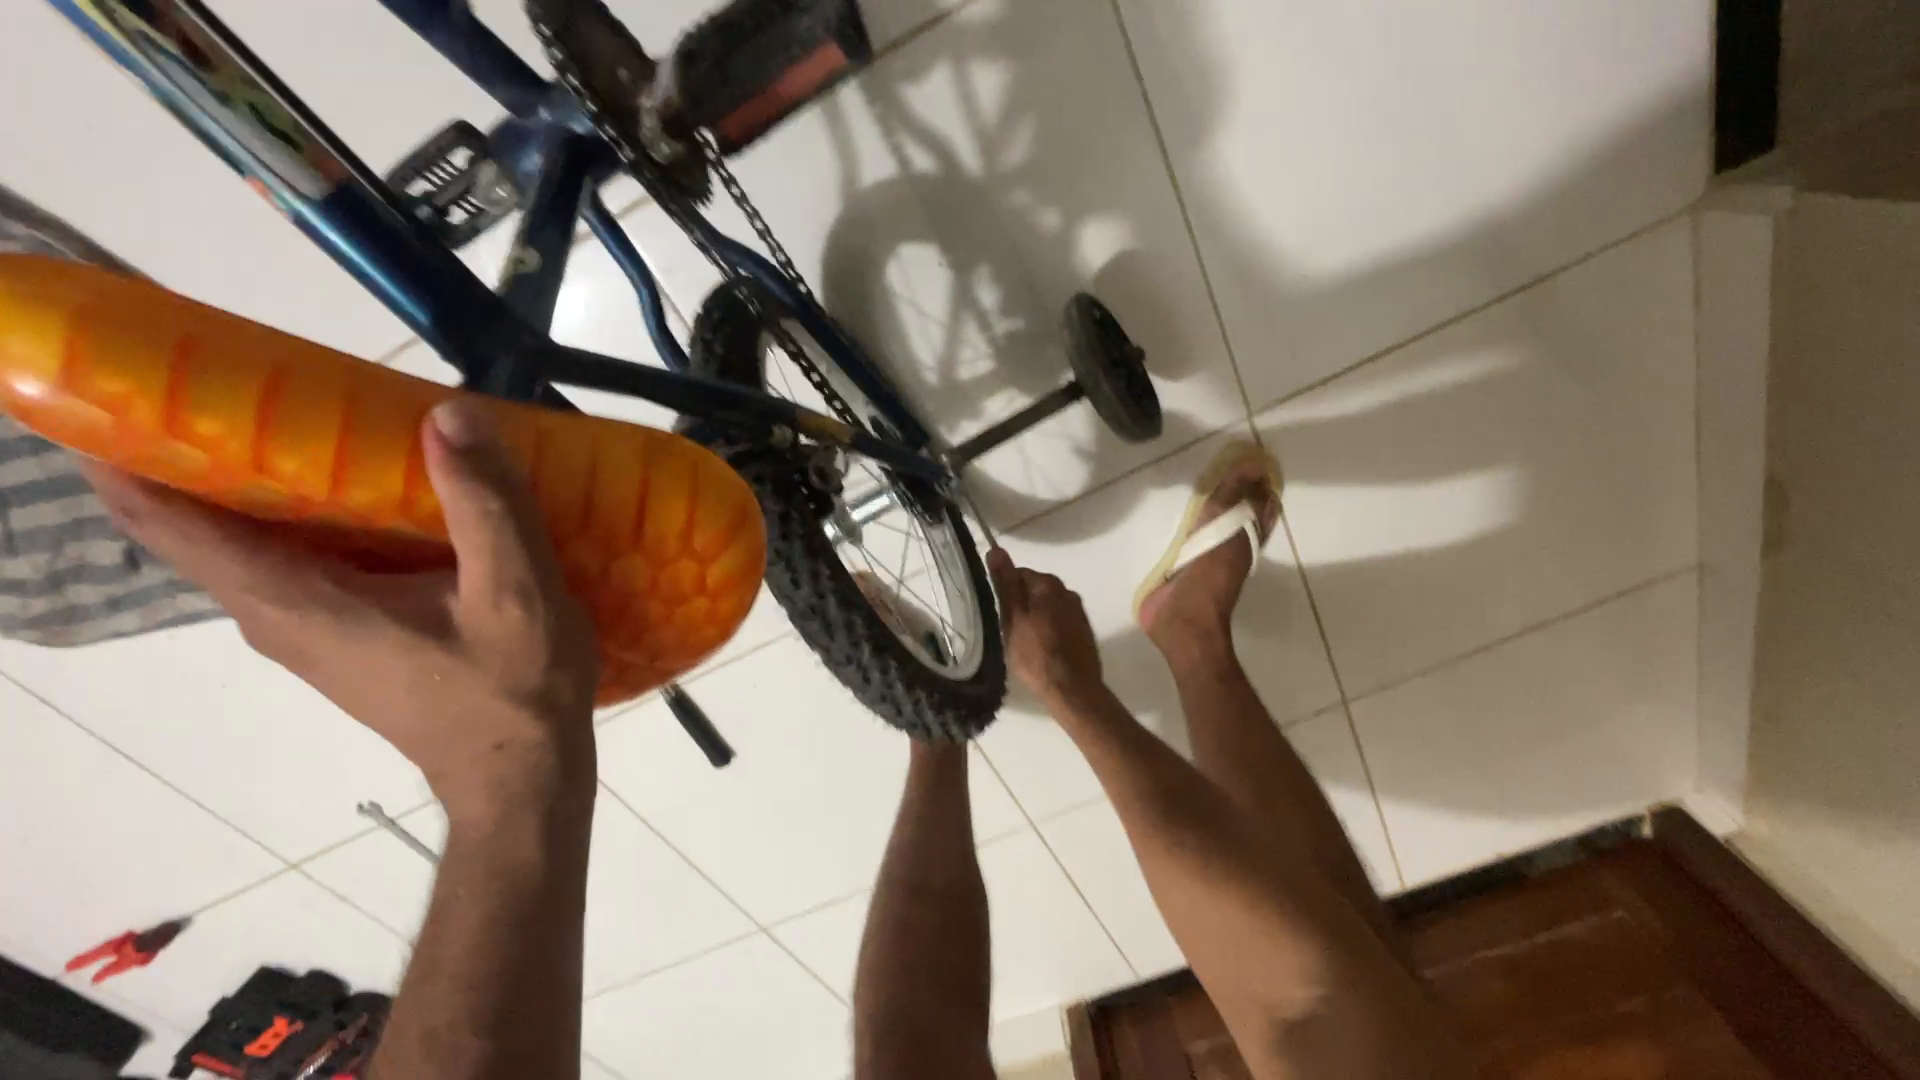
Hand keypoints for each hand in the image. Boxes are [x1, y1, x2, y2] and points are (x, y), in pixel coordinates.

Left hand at [83, 399, 599, 820]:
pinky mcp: (344, 643)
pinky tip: (367, 494)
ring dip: (259, 484)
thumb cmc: (514, 689)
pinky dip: (305, 519)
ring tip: (308, 421)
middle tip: (244, 379)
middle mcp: (278, 618)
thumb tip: (447, 414)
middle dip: (200, 450)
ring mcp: (309, 636)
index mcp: (298, 603)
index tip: (118, 381)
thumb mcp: (514, 591)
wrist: (524, 775)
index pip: (167, 523)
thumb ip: (484, 504)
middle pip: (198, 528)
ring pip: (250, 546)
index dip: (124, 451)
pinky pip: (294, 566)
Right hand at [986, 549, 1106, 711]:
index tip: (1000, 615)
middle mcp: (1067, 591)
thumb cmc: (1035, 655)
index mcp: (1048, 584)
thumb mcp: (1012, 619)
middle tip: (1010, 632)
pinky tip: (1043, 649)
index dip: (1005, 593)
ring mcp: (1079, 611)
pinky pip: (1059, 621)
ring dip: (1035, 618)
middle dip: (1021, 605)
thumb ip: (1005, 584)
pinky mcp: (1084, 630)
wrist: (1073, 690)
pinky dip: (1049, 629)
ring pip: (1047, 606)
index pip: (1018, 573)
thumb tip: (996, 549)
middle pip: (1034, 589)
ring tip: (1025, 643)